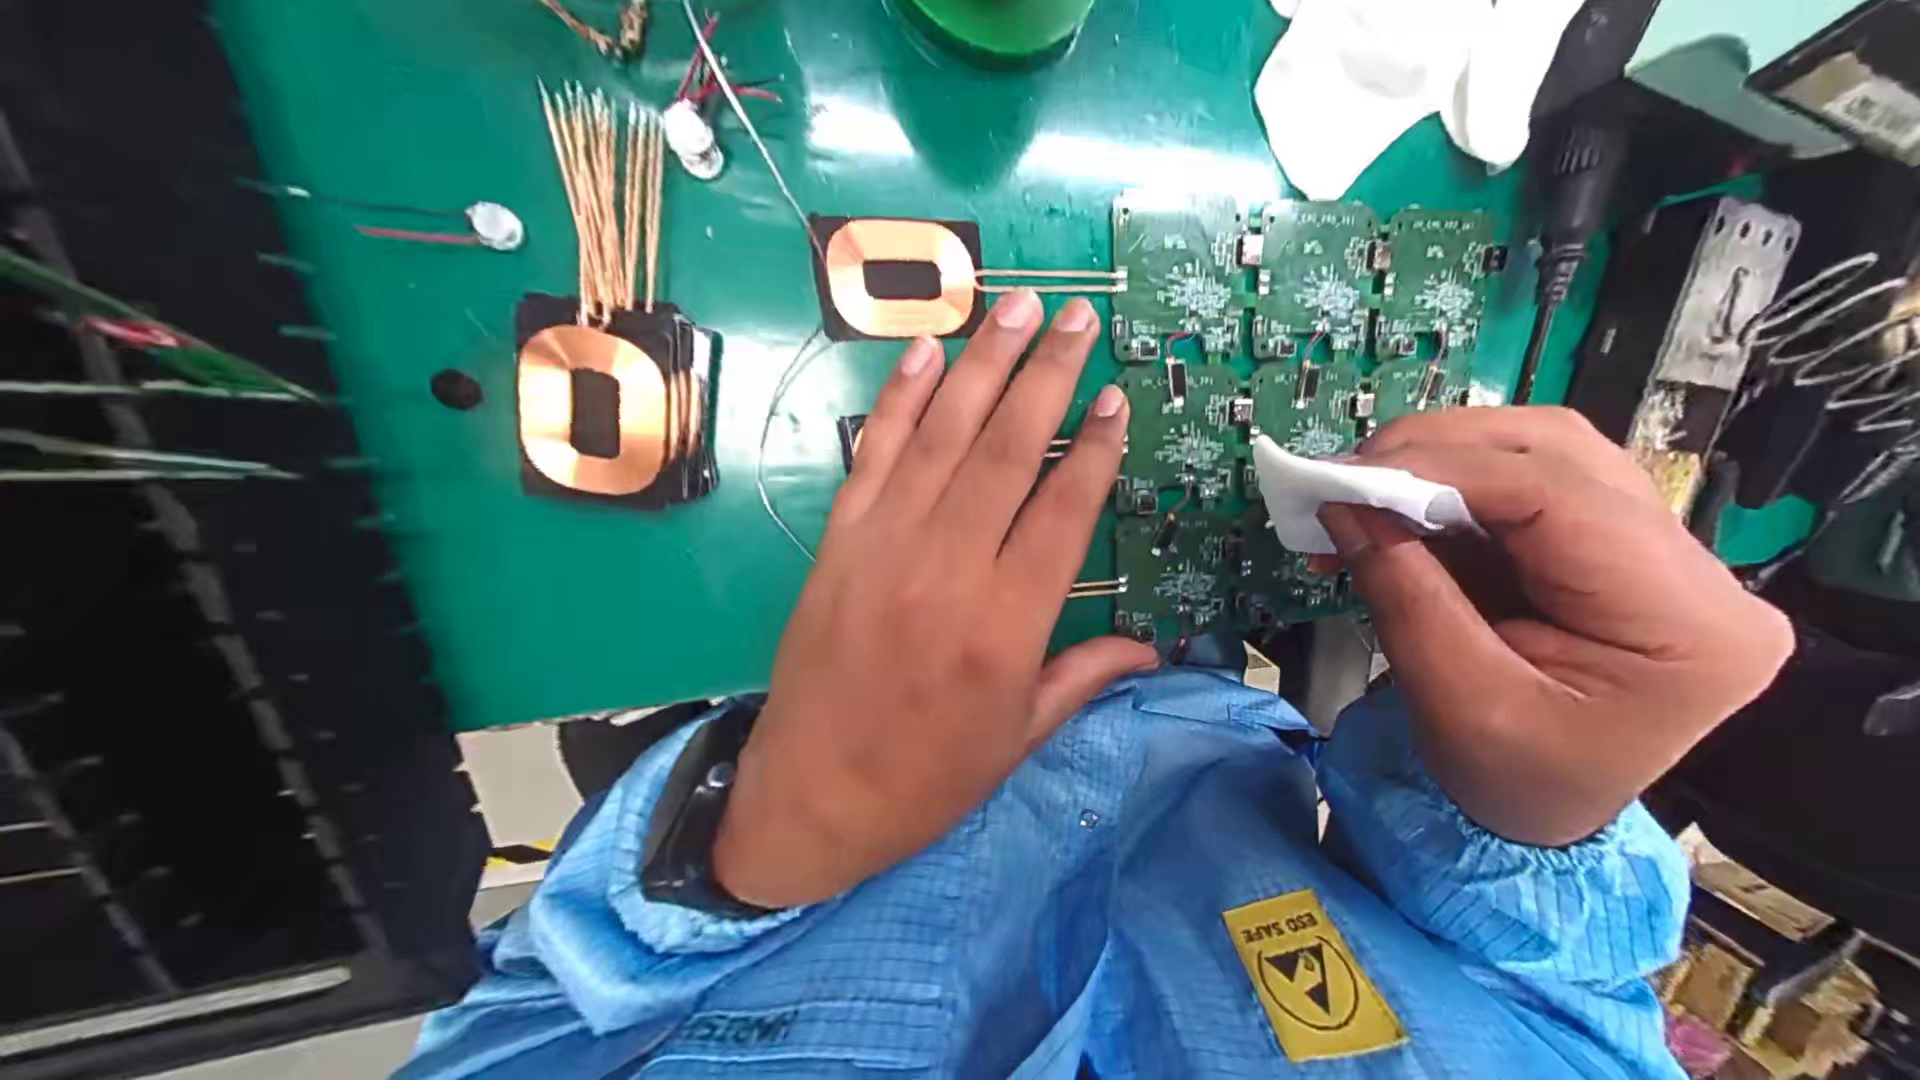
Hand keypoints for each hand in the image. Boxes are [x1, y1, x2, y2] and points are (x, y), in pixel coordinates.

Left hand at [713, 291, 1158, 907]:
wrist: (812, 796)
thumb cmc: (926, 778)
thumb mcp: (1018, 738)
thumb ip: (1084, 676)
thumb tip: (1148, 647)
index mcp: (1004, 626)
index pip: (1061, 512)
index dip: (1093, 449)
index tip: (1114, 397)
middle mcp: (945, 570)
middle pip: (1005, 452)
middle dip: (1047, 375)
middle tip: (1077, 317)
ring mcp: (884, 546)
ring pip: (941, 437)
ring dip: (981, 365)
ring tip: (1016, 307)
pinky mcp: (839, 541)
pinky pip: (874, 456)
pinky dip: (900, 400)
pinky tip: (925, 353)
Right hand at [1320, 407, 1792, 846]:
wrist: (1537, 809)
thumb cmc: (1506, 777)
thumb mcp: (1450, 697)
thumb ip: (1401, 591)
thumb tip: (1342, 504)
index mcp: (1684, 621)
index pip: (1561, 498)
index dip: (1444, 471)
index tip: (1346, 478)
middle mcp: (1689, 568)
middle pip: (1558, 451)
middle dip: (1437, 449)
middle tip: (1347, 475)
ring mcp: (1645, 551)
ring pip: (1536, 453)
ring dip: (1435, 460)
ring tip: (1360, 490)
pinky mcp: (1593, 548)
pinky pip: (1511, 486)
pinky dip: (1435, 489)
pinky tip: (1386, 512)